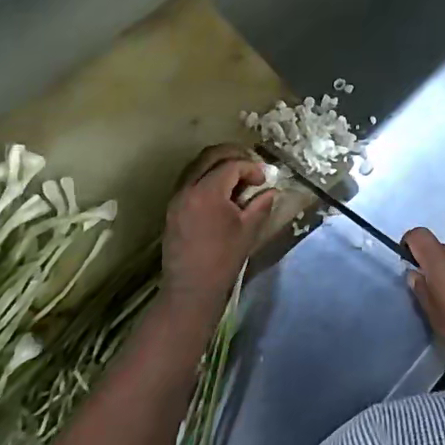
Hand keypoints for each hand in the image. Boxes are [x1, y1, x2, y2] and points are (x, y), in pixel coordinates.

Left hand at [161, 145, 274, 312]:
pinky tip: (220, 190)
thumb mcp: (248, 230)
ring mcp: (176, 198)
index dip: (250, 168)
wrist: (191, 289)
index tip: (264, 179)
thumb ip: (261, 205)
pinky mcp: (172, 208)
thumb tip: (272, 190)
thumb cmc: (223, 260)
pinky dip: (205, 177)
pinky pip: (188, 181)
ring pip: (196, 166)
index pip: (230, 165)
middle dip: (232, 156)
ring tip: (237, 176)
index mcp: (207, 192)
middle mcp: (187, 188)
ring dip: (217, 164)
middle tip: (251, 166)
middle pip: (209, 157)